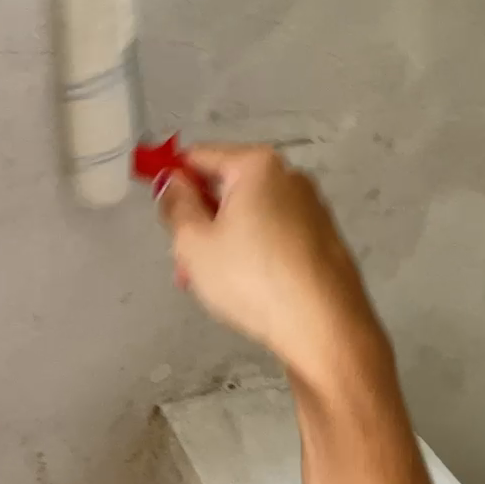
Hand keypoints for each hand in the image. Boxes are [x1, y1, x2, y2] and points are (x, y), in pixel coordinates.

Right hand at [156, 143, 387, 392]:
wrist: (323, 327)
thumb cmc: (251, 280)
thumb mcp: (194, 243)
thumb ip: (175, 206)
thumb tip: (171, 182)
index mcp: (257, 165)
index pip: (199, 156)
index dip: (172, 180)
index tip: (160, 212)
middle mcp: (290, 177)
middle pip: (226, 186)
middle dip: (199, 219)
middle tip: (184, 261)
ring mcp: (312, 208)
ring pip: (249, 214)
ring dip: (222, 241)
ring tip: (211, 283)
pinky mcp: (323, 240)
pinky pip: (273, 235)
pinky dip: (252, 253)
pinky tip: (246, 288)